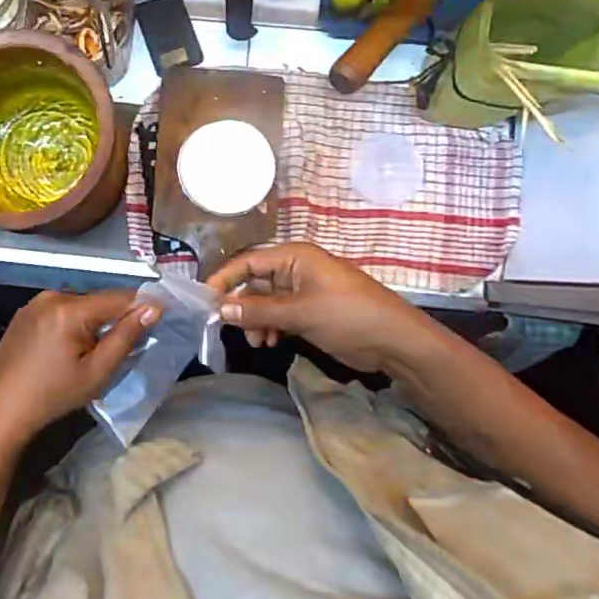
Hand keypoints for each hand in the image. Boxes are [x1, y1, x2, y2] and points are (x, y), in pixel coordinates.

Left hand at [0, 290, 159, 448]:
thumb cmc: (53, 395)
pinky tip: (69, 349)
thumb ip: (127, 336)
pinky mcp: (25, 313)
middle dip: (116, 317)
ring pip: (81, 305)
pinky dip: (74, 323)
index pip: (120, 297)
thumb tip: (154, 307)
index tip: (157, 322)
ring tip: (95, 351)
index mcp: (71, 309)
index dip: (142, 307)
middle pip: (100, 300)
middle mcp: (53, 295)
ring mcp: (35, 302)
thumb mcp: (98, 371)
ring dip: (94, 321)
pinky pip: (62, 310)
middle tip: (125, 346)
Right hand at [207, 242, 428, 372]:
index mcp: (295, 256)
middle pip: (256, 283)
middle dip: (243, 306)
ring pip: (267, 302)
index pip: (249, 261)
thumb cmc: (348, 315)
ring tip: (259, 341)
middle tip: (234, 329)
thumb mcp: (300, 312)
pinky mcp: (312, 311)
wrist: (393, 340)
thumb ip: (259, 310)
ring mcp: (305, 290)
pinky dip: (272, 327)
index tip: (205, 301)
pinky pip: (281, 314)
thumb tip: (221, 309)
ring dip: (257, 320)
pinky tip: (272, 342)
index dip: (225, 279)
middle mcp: (297, 268)